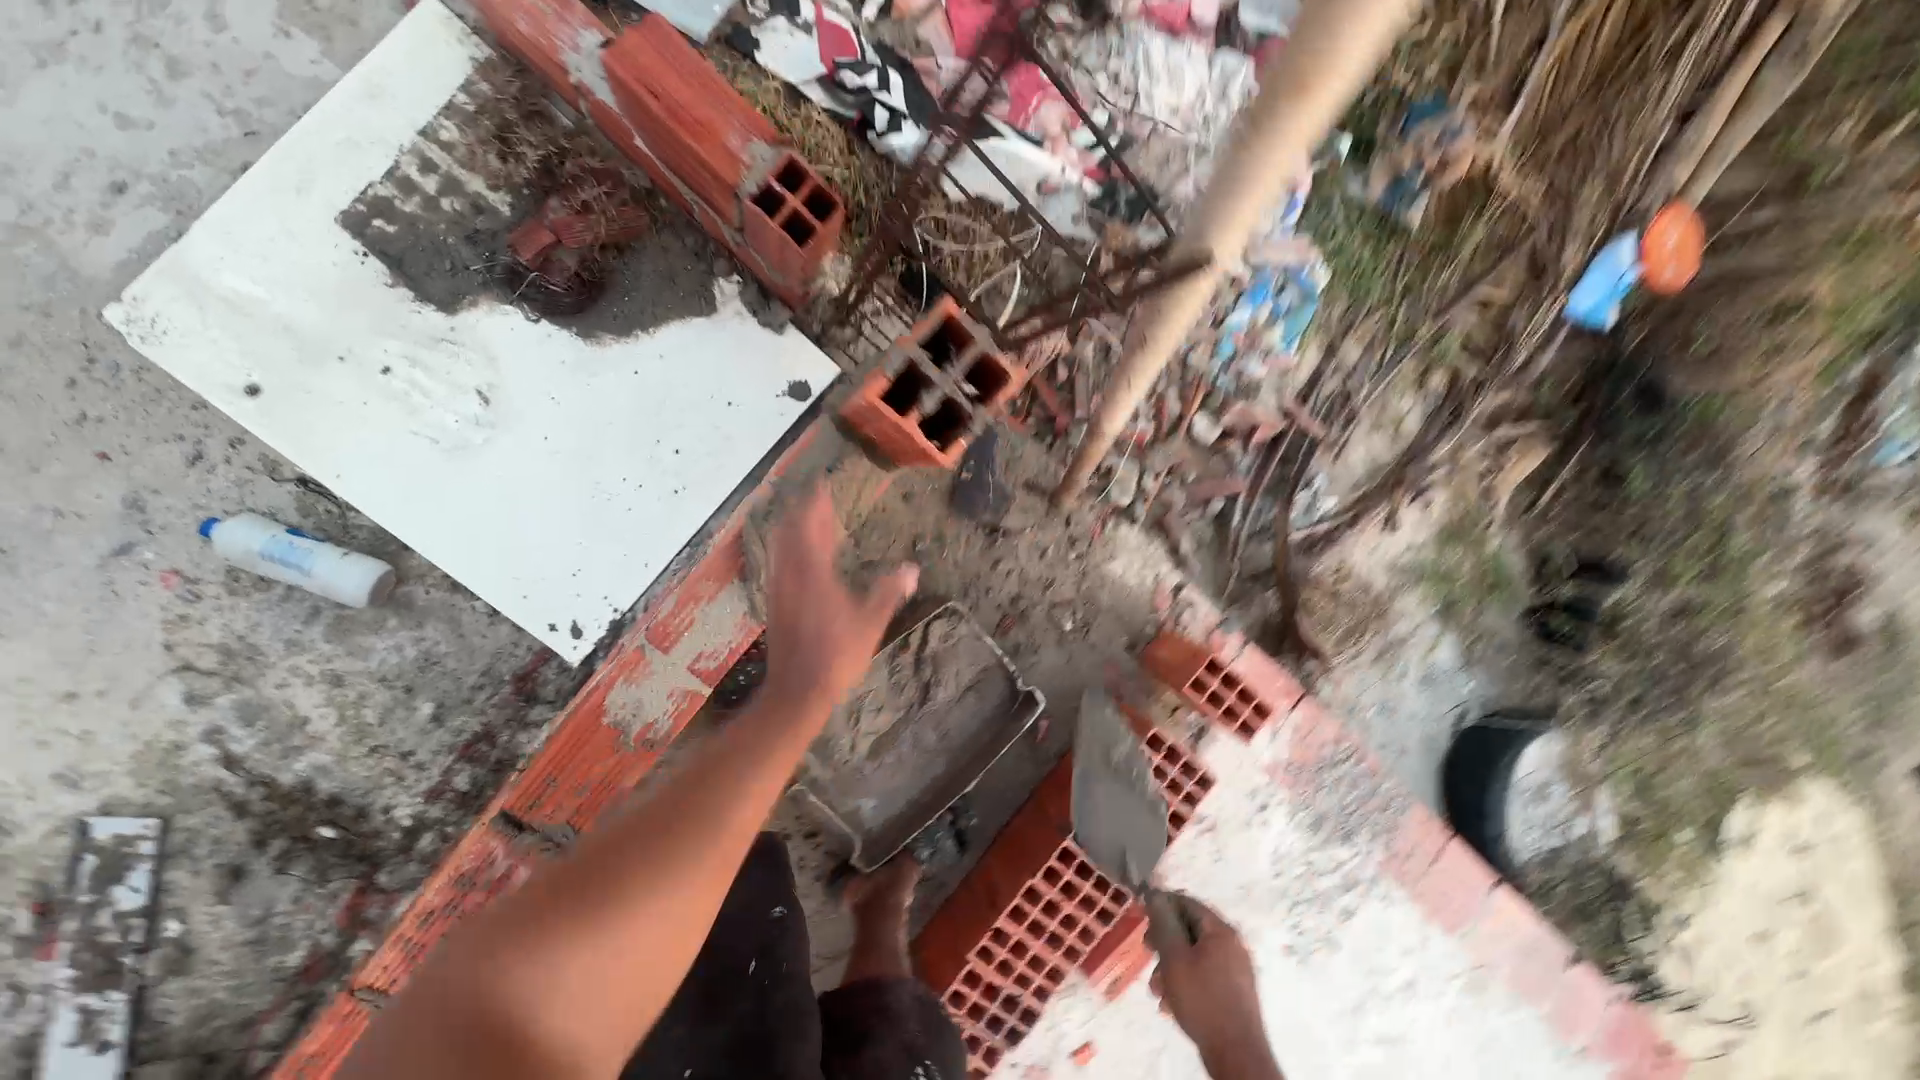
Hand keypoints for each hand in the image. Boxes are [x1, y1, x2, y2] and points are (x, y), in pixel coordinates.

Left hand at [762, 484, 918, 714]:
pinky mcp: (774, 603)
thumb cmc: (836, 655)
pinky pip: (778, 564)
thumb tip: (913, 569)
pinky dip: (786, 550)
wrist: (797, 689)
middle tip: (814, 498)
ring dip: (791, 528)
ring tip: (803, 519)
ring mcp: (778, 589)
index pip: (811, 525)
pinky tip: (796, 557)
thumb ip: (889, 592)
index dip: (815, 503)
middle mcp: (790, 574)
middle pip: (790, 531)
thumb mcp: (871, 624)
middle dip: (801, 511)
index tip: (821, 485)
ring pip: (780, 547)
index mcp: (814, 571)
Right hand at [1148, 893, 1282, 1079]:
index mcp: (1221, 931)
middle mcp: (1232, 945)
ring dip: (1171, 966)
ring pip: (1194, 955)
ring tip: (1157, 990)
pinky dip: (1185, 982)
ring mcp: (1235, 969)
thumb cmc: (1202, 1000)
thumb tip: (1155, 894)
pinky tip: (1171, 1003)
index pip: (1188, 902)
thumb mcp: (1174, 958)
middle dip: (1164, 941)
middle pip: (1190, 930)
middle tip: (1146, 952)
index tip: (1141, 915)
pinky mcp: (1233, 991)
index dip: (1162, 904)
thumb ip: (1164, 923)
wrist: (1236, 1053)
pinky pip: (1203, 975)